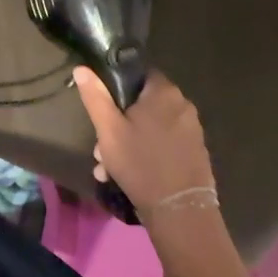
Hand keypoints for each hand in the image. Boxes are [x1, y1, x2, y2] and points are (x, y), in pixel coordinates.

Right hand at [73, 67, 216, 209]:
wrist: (178, 207)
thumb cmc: (139, 162)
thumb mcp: (108, 130)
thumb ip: (95, 98)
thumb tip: (82, 69)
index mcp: (163, 92)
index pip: (140, 75)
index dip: (118, 89)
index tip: (104, 111)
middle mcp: (183, 105)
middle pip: (144, 106)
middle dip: (119, 125)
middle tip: (101, 150)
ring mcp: (192, 129)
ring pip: (152, 128)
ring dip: (130, 143)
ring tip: (110, 169)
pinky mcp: (196, 151)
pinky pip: (166, 144)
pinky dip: (148, 153)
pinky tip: (132, 174)